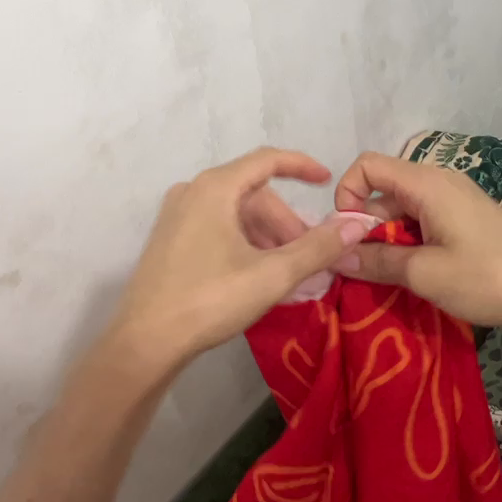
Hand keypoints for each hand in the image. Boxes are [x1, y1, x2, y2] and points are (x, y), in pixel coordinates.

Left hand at [110, 148, 374, 366]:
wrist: (145, 342)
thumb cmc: (210, 300)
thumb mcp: (272, 275)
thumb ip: (318, 247)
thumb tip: (357, 224)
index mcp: (215, 188)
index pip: (267, 160)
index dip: (302, 166)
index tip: (328, 182)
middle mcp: (192, 191)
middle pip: (254, 194)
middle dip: (287, 223)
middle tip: (310, 260)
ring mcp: (177, 215)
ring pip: (236, 214)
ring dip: (268, 238)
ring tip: (289, 276)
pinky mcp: (170, 239)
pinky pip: (218, 228)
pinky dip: (245, 245)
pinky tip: (260, 277)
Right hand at [333, 152, 501, 330]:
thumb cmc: (487, 279)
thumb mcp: (423, 273)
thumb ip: (375, 260)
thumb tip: (335, 255)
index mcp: (427, 184)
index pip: (367, 166)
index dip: (347, 195)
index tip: (349, 235)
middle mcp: (440, 182)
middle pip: (383, 190)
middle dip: (365, 225)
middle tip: (361, 268)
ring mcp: (456, 199)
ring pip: (402, 210)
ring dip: (388, 239)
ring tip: (387, 276)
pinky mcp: (468, 218)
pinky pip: (424, 220)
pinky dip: (410, 242)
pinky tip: (415, 273)